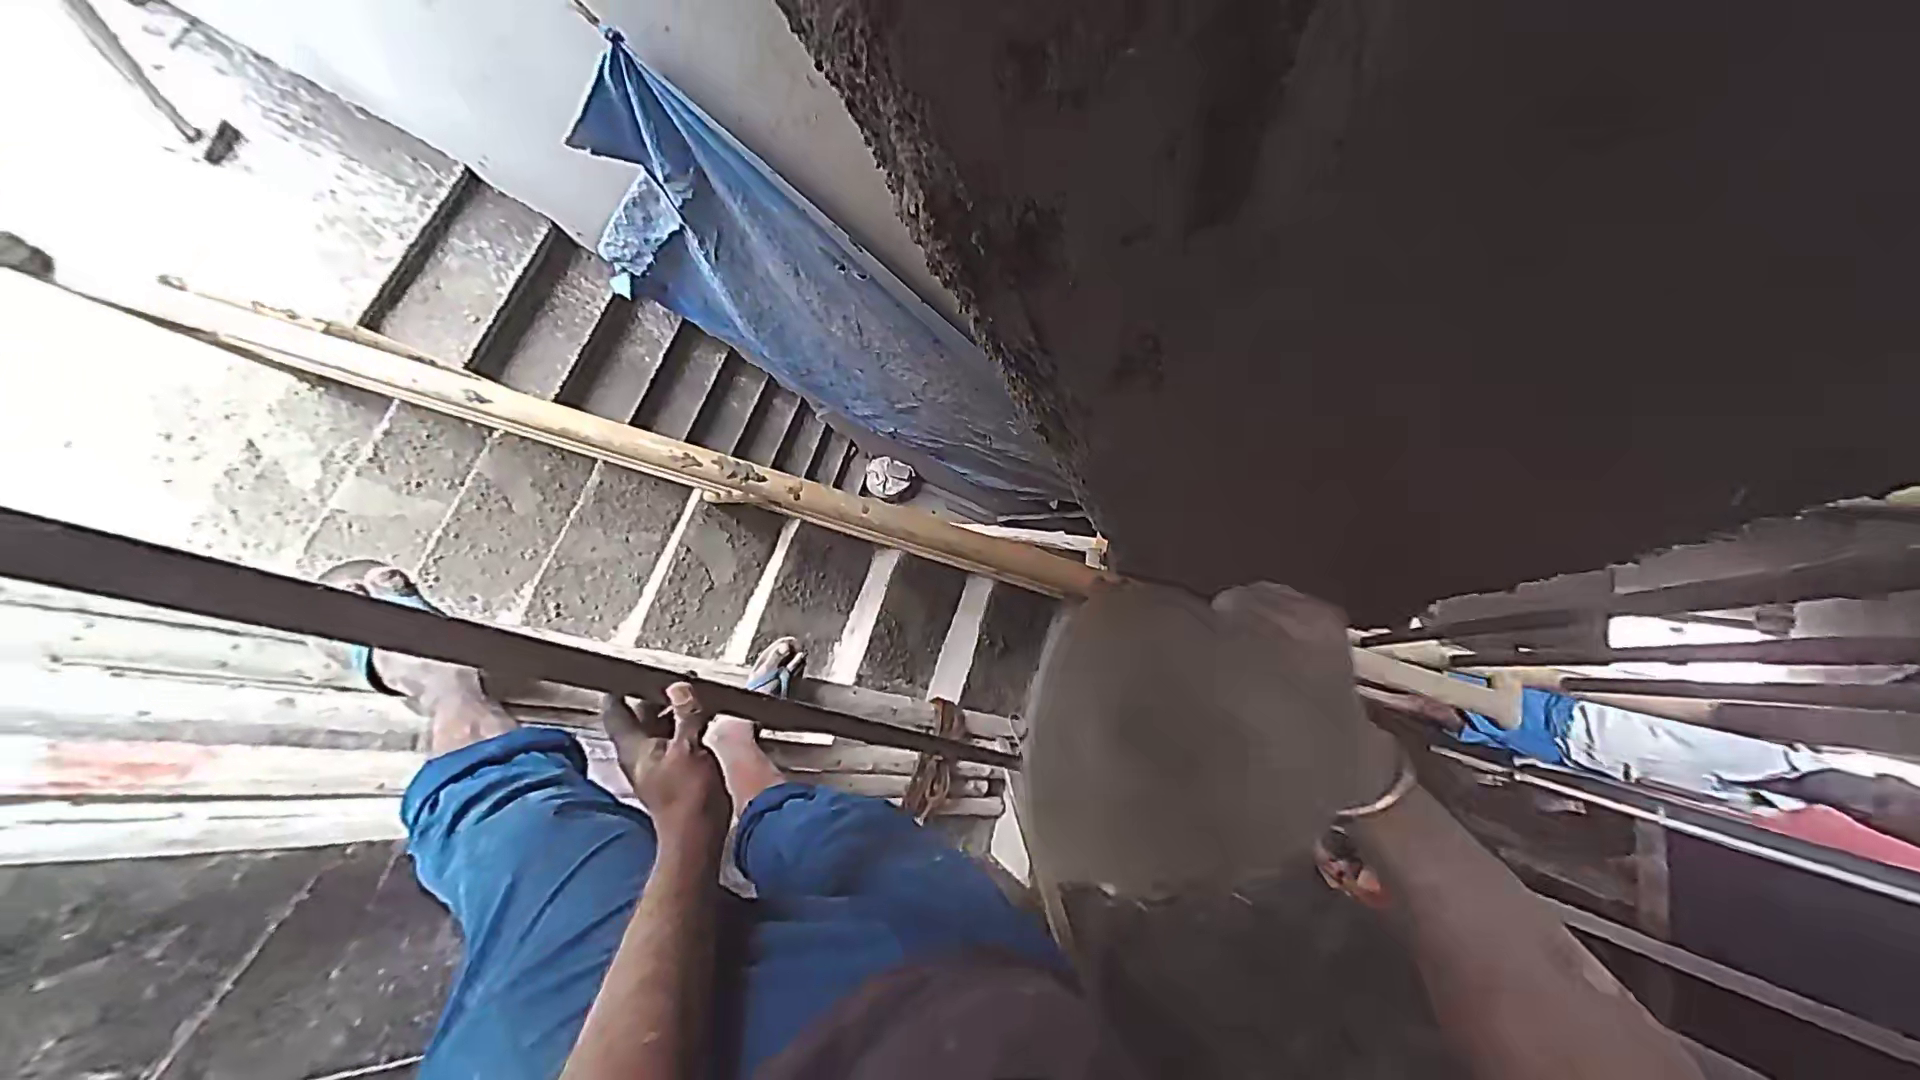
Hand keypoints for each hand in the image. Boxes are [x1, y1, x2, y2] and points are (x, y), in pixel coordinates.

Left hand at [633, 683, 730, 847]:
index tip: (630, 672)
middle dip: (657, 696)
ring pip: (662, 727)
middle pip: (641, 716)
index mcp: (635, 748)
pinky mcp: (678, 771)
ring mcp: (660, 764)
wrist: (698, 835)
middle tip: (676, 678)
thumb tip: (680, 688)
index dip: (619, 690)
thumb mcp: (689, 747)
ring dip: (676, 711)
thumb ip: (686, 716)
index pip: (616, 712)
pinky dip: (687, 726)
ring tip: (695, 694)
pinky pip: (678, 740)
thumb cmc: (687, 798)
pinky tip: (704, 719)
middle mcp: (642, 755)